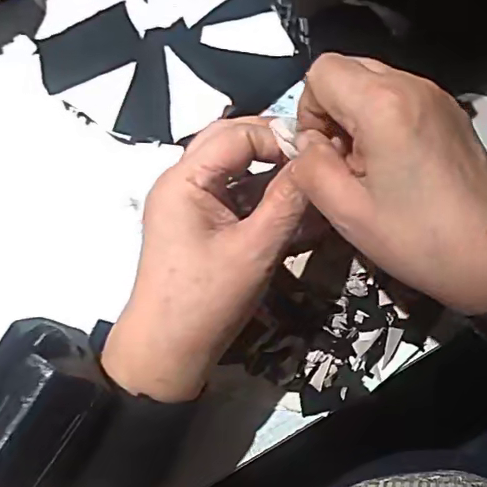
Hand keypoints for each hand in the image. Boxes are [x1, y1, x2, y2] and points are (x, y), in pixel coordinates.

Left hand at [102, 118, 306, 400]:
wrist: (168, 352)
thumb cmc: (207, 300)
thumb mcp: (256, 249)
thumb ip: (288, 201)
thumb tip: (317, 160)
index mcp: (184, 180)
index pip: (237, 133)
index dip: (279, 136)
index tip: (318, 152)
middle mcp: (183, 181)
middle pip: (232, 141)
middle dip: (275, 144)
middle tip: (315, 157)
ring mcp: (191, 202)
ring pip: (236, 166)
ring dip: (272, 168)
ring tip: (311, 177)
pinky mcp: (202, 222)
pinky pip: (236, 193)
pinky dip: (264, 193)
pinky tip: (296, 203)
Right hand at [288, 54, 486, 315]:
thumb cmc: (422, 238)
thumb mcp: (348, 212)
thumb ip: (310, 167)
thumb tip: (307, 143)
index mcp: (383, 104)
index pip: (321, 72)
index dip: (309, 110)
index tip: (323, 153)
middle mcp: (412, 86)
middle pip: (347, 70)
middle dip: (332, 110)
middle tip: (344, 161)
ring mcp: (436, 95)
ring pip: (373, 82)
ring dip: (357, 116)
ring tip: (370, 166)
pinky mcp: (450, 111)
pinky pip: (400, 97)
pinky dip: (383, 120)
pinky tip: (396, 164)